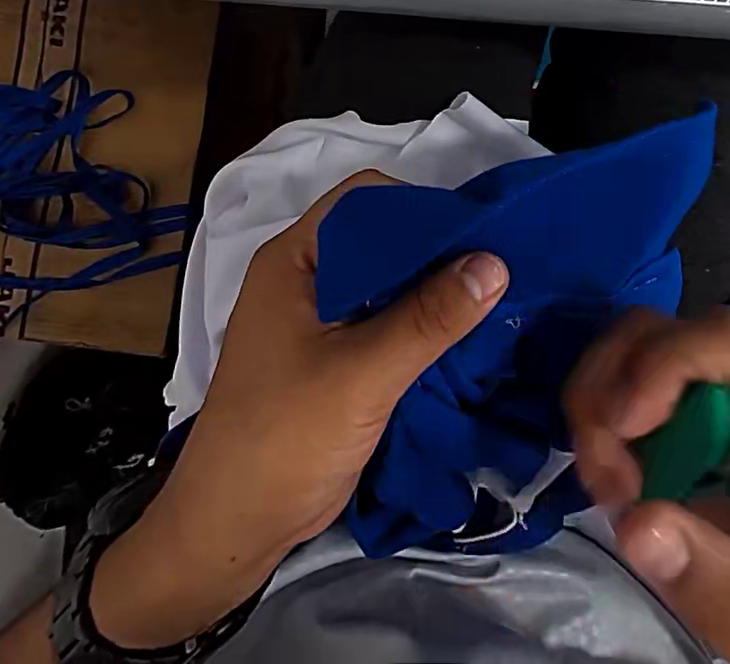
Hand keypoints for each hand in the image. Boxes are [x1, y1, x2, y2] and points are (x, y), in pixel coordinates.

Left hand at [90, 170, 510, 646]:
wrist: (234, 527)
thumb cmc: (283, 439)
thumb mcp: (360, 374)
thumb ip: (428, 318)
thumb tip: (495, 263)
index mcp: (295, 259)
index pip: (363, 200)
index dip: (418, 206)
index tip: (475, 230)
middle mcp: (308, 275)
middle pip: (380, 237)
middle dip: (435, 247)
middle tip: (495, 261)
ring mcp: (322, 315)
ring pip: (389, 279)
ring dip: (434, 285)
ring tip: (492, 290)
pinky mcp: (338, 350)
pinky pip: (389, 316)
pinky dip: (425, 318)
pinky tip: (465, 328)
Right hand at [566, 309, 729, 663]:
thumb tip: (636, 523)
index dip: (669, 362)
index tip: (625, 426)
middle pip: (667, 334)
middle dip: (616, 384)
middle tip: (603, 471)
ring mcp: (710, 416)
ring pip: (632, 354)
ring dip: (598, 404)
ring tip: (604, 485)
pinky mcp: (678, 438)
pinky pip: (620, 396)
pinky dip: (595, 425)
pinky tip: (606, 483)